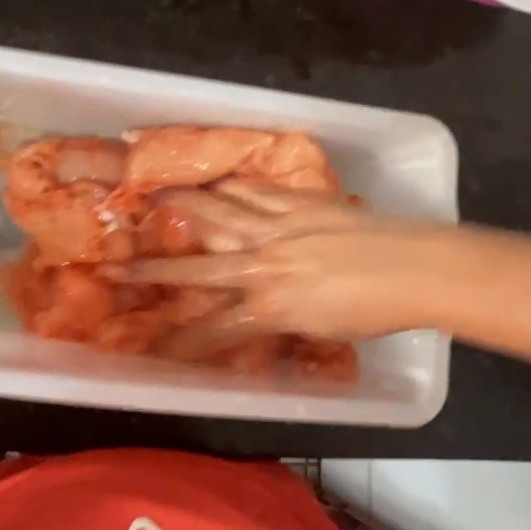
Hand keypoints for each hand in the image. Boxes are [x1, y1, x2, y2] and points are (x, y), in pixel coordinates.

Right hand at [124, 180, 449, 350]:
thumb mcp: (320, 329)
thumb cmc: (375, 311)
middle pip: (197, 271)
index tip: (152, 347)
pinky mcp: (297, 204)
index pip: (213, 330)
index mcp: (271, 308)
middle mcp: (263, 266)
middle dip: (153, 272)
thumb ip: (281, 321)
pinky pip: (254, 192)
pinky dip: (231, 188)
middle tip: (115, 266)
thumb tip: (257, 316)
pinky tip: (217, 182)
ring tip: (154, 198)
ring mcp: (278, 229)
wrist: (415, 269)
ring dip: (183, 209)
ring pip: (218, 217)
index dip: (180, 342)